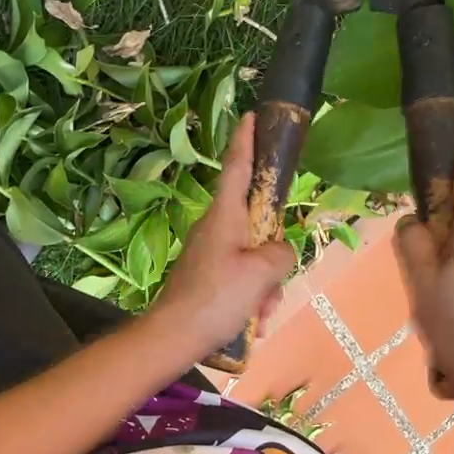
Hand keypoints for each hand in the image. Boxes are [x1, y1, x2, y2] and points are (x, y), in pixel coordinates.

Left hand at [153, 115, 296, 355]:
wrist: (173, 337)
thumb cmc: (216, 298)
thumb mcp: (261, 275)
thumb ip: (280, 254)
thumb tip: (278, 252)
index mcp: (224, 217)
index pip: (237, 168)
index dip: (246, 141)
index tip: (251, 117)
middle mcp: (215, 229)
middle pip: (257, 227)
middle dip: (273, 258)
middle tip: (274, 288)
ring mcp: (208, 254)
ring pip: (253, 260)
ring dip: (264, 288)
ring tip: (260, 314)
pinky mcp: (205, 278)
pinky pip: (240, 281)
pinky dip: (250, 301)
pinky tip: (251, 324)